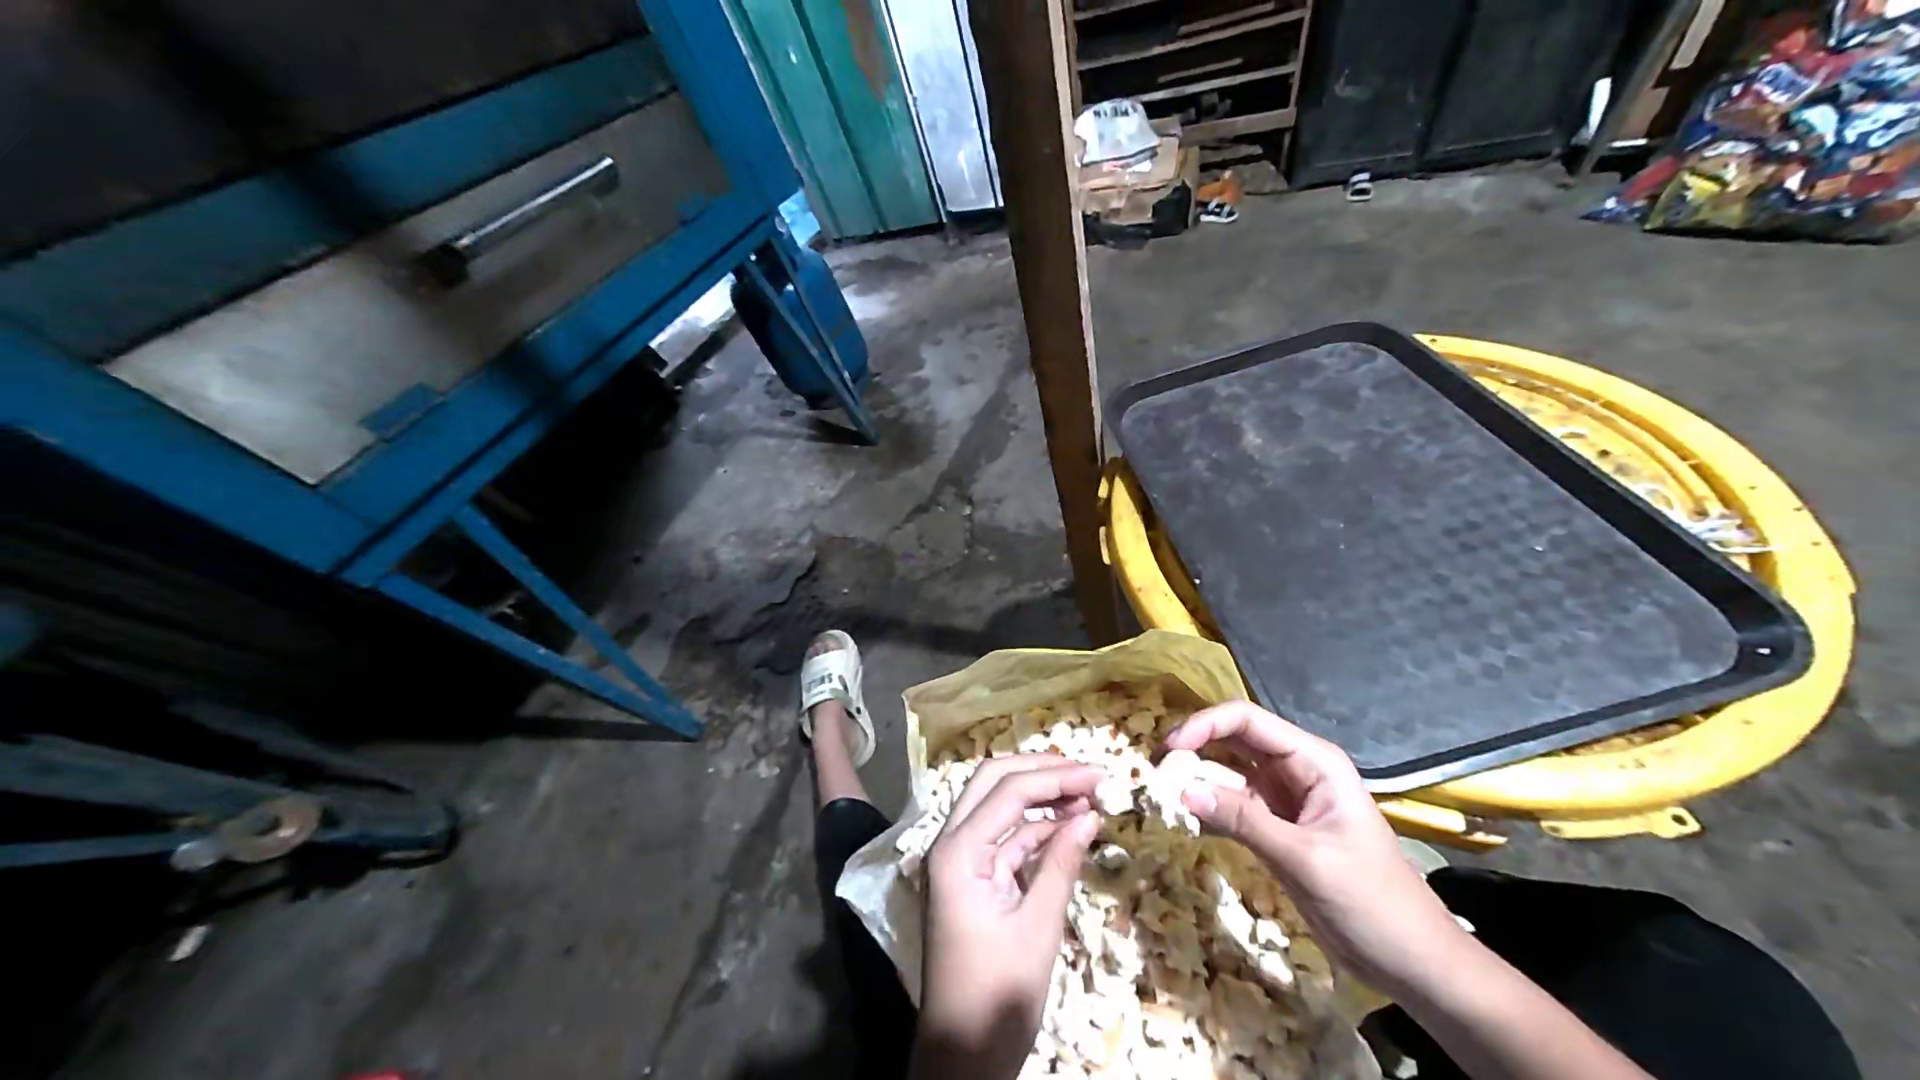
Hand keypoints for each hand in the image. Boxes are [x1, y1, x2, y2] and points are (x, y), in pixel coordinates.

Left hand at [913, 754, 1103, 1079]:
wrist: (960, 1056)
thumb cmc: (997, 997)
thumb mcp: (1038, 929)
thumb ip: (1061, 864)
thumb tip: (1091, 815)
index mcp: (958, 852)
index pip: (1008, 792)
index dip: (1057, 777)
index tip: (1101, 774)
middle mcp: (951, 844)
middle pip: (993, 782)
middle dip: (1041, 770)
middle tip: (1088, 773)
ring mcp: (959, 859)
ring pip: (997, 804)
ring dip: (1040, 794)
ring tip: (1087, 794)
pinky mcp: (972, 877)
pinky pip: (1004, 836)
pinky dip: (1036, 826)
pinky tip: (1069, 825)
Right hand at [1163, 702, 1469, 997]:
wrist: (1413, 962)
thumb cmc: (1372, 902)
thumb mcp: (1305, 858)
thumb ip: (1244, 820)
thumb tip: (1182, 790)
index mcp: (1313, 761)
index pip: (1247, 720)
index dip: (1204, 725)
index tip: (1169, 749)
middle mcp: (1295, 770)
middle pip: (1233, 740)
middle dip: (1193, 747)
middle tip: (1154, 768)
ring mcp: (1283, 799)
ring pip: (1228, 772)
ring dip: (1196, 778)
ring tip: (1160, 792)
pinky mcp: (1275, 828)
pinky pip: (1232, 805)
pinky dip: (1207, 807)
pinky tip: (1185, 816)